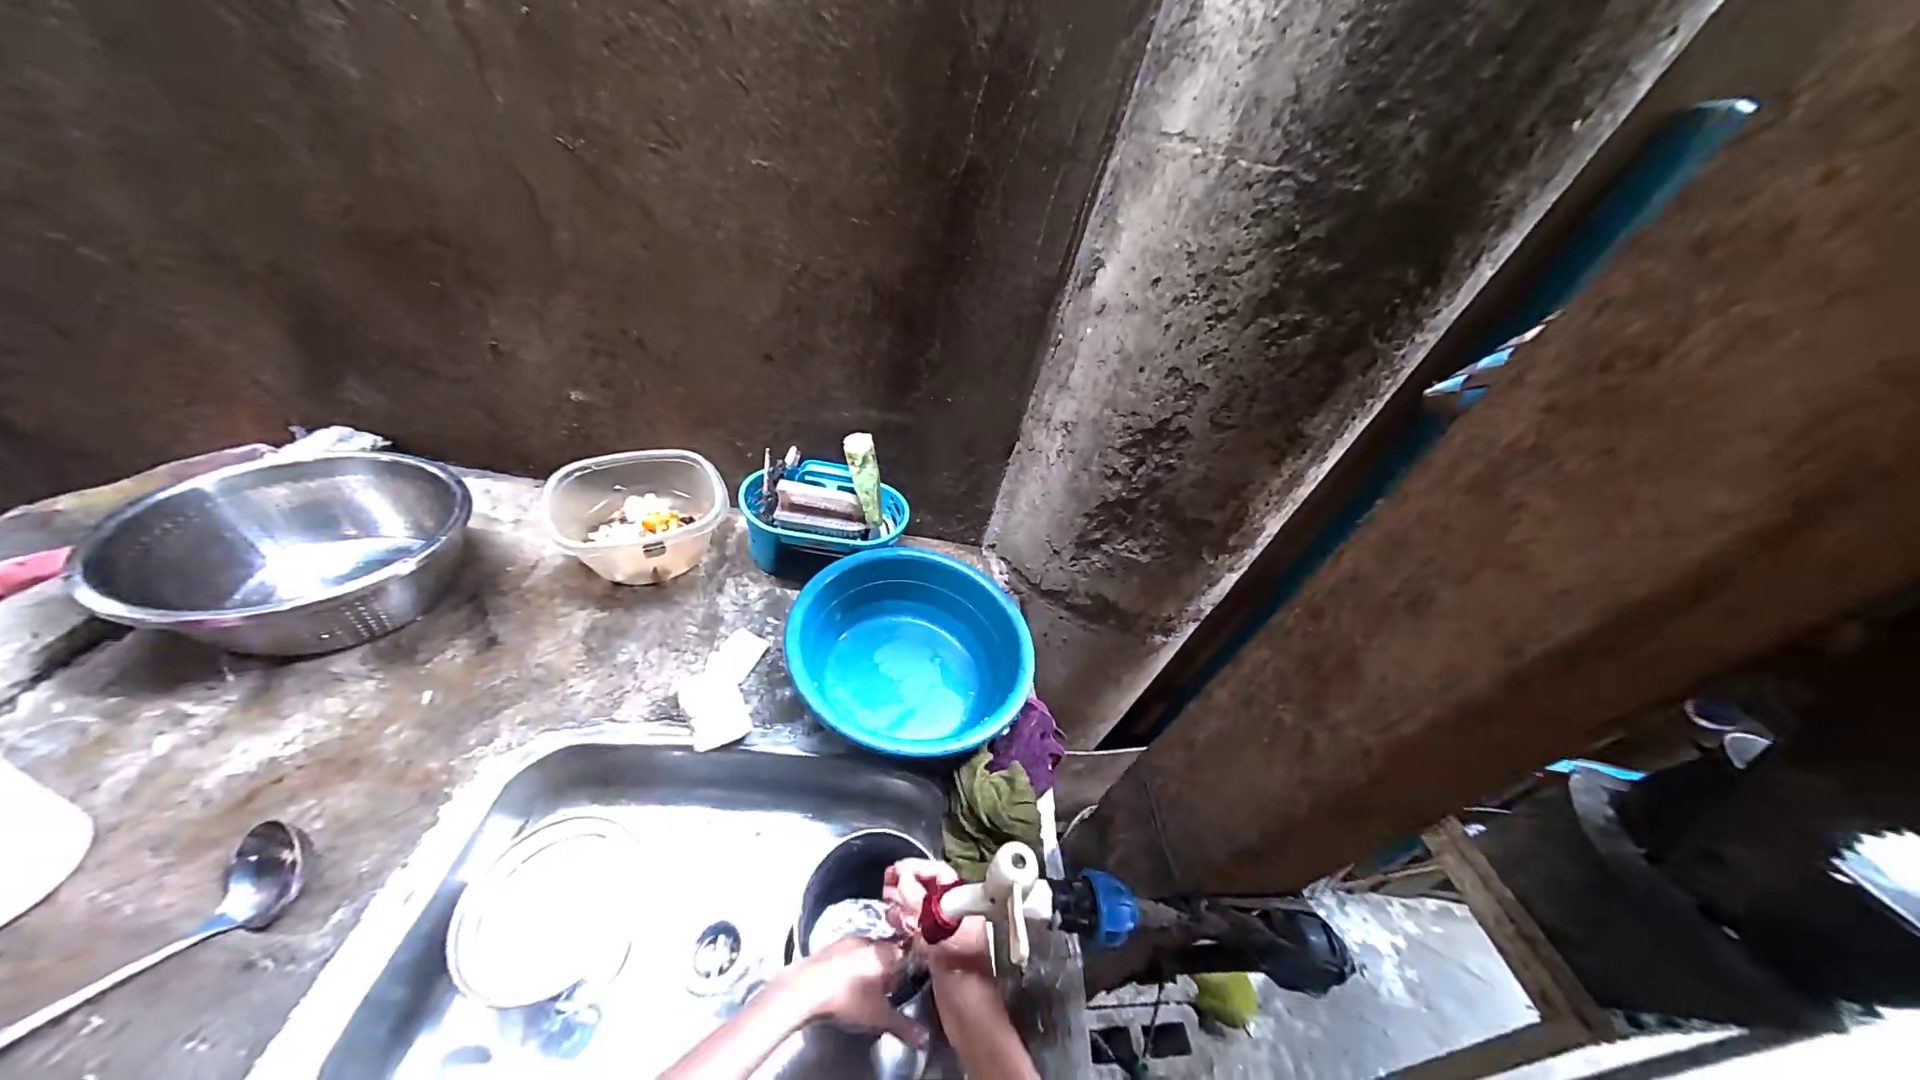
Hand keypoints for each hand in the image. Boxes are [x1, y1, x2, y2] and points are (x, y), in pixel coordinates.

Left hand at [776, 935, 927, 1046]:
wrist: (807, 988)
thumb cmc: (847, 999)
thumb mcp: (879, 1017)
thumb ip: (904, 1026)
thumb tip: (923, 1037)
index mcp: (887, 953)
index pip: (907, 954)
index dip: (907, 968)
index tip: (905, 981)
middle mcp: (870, 940)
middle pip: (886, 951)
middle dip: (886, 968)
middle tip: (884, 990)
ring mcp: (848, 940)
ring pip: (866, 950)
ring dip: (867, 965)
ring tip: (863, 988)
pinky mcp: (830, 945)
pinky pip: (847, 953)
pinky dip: (849, 965)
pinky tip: (844, 982)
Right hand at [883, 859, 990, 973]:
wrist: (972, 1024)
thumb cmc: (962, 981)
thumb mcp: (940, 941)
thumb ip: (921, 908)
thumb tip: (903, 878)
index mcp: (965, 908)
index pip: (941, 875)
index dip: (918, 868)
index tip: (896, 869)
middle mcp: (957, 916)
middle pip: (931, 888)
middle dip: (908, 881)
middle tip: (886, 879)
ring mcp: (948, 933)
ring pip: (924, 906)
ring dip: (904, 898)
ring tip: (885, 894)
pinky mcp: (938, 950)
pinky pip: (920, 925)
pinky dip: (906, 918)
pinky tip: (892, 917)